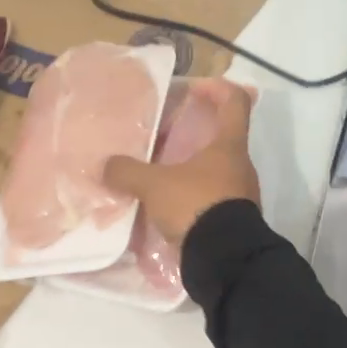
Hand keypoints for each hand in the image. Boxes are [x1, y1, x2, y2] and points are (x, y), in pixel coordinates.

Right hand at [102, 79, 260, 245]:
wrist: (225, 258)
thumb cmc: (196, 206)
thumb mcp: (154, 186)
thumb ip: (128, 172)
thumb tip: (105, 165)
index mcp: (229, 146)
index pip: (235, 102)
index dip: (217, 89)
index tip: (195, 90)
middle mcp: (241, 167)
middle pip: (223, 140)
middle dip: (196, 137)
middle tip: (167, 142)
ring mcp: (241, 196)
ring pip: (217, 173)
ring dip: (193, 172)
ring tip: (164, 179)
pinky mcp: (235, 222)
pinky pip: (214, 202)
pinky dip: (195, 200)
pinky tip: (172, 210)